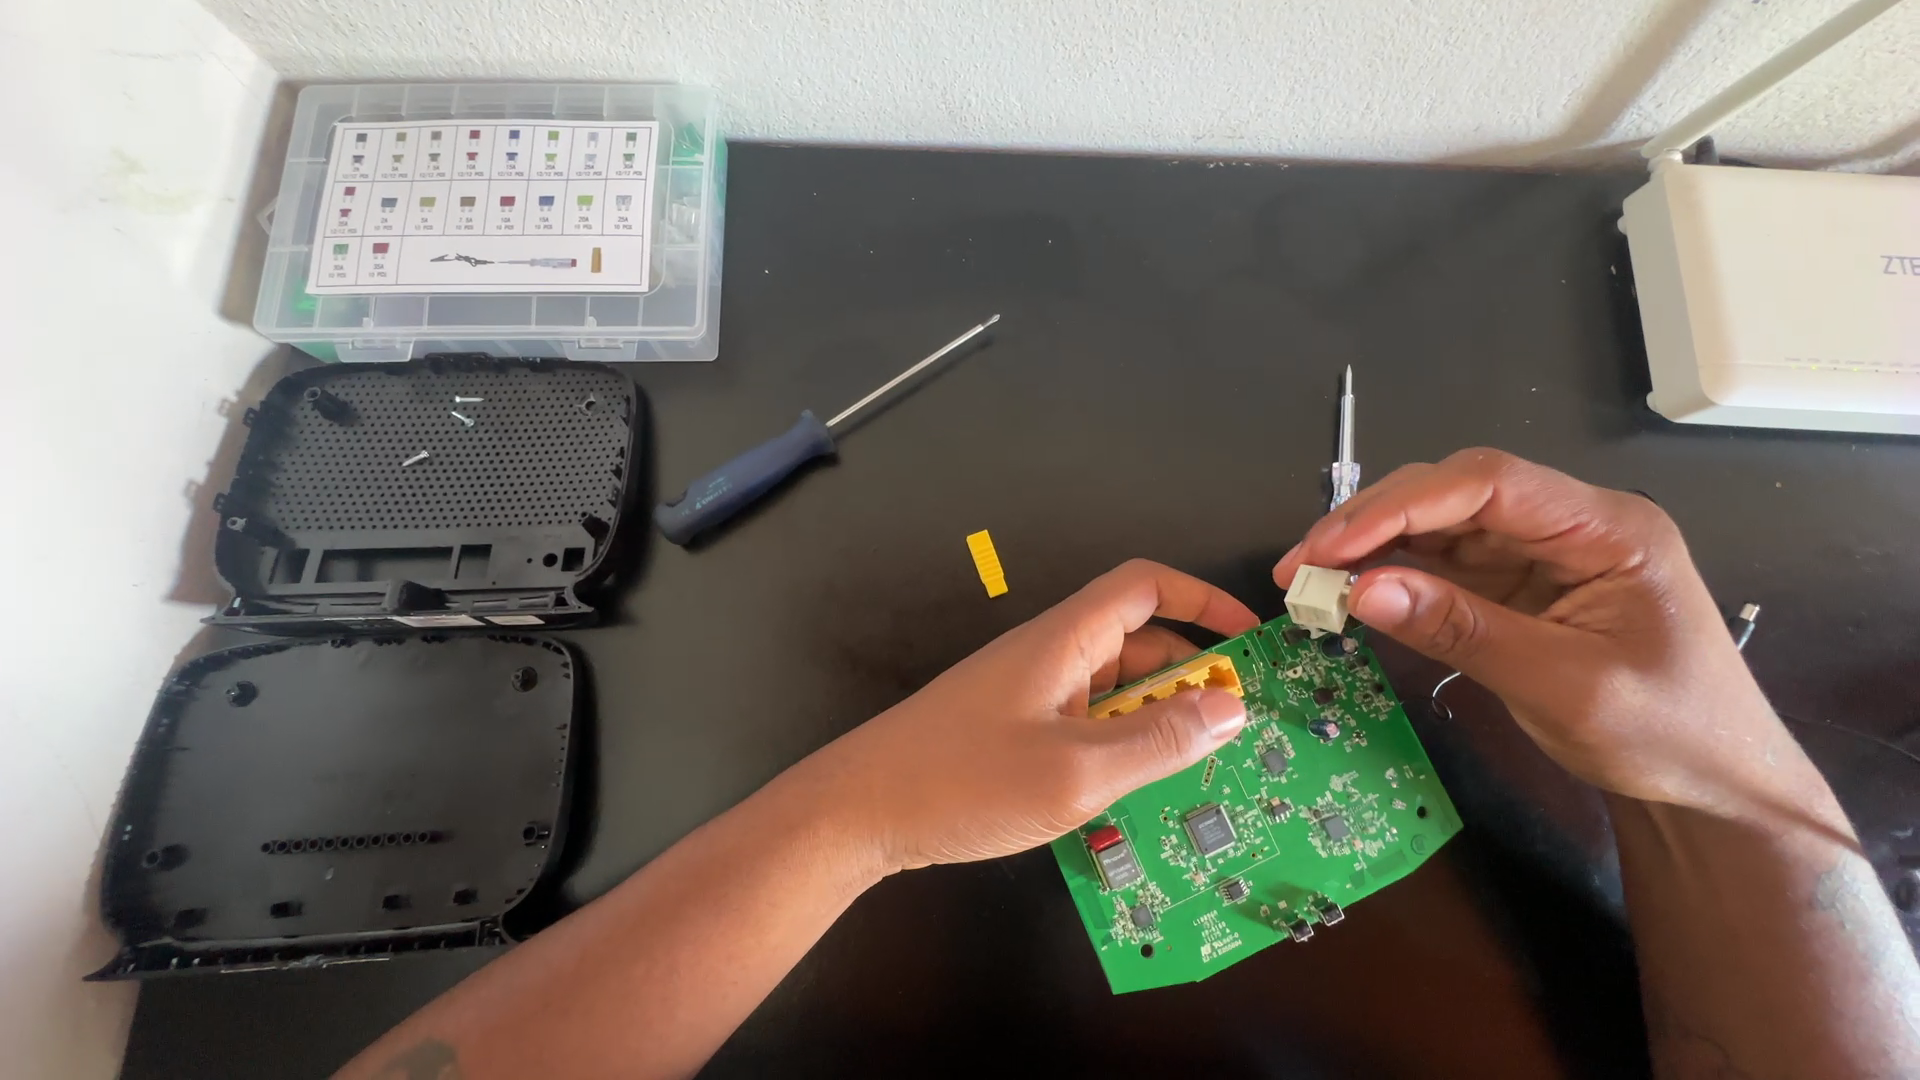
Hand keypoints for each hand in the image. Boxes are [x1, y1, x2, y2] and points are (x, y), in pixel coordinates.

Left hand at [795, 559, 1256, 872]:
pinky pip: (1083, 719)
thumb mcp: (1076, 771)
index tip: (1250, 637)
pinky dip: (1118, 741)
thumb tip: (1230, 706)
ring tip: (1199, 766)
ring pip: (1112, 687)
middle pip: (1136, 640)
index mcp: (1064, 639)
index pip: (1143, 586)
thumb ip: (1158, 740)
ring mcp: (1028, 690)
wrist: (861, 810)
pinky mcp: (1013, 725)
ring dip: (1156, 716)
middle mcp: (1049, 654)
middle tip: (1236, 726)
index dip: (1202, 599)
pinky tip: (1135, 787)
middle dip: (1191, 674)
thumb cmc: (965, 781)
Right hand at [1273, 448, 1818, 816]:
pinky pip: (1432, 562)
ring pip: (1430, 523)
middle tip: (1299, 564)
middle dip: (1368, 522)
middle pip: (1448, 493)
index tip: (1331, 547)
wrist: (1711, 786)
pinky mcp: (1505, 582)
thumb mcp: (1560, 684)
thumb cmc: (1664, 734)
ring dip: (1364, 545)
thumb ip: (1458, 629)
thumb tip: (1358, 591)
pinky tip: (1345, 588)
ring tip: (1306, 576)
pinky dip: (1383, 572)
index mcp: (1604, 528)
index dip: (1399, 506)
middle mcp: (1562, 523)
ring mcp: (1531, 551)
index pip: (1486, 485)